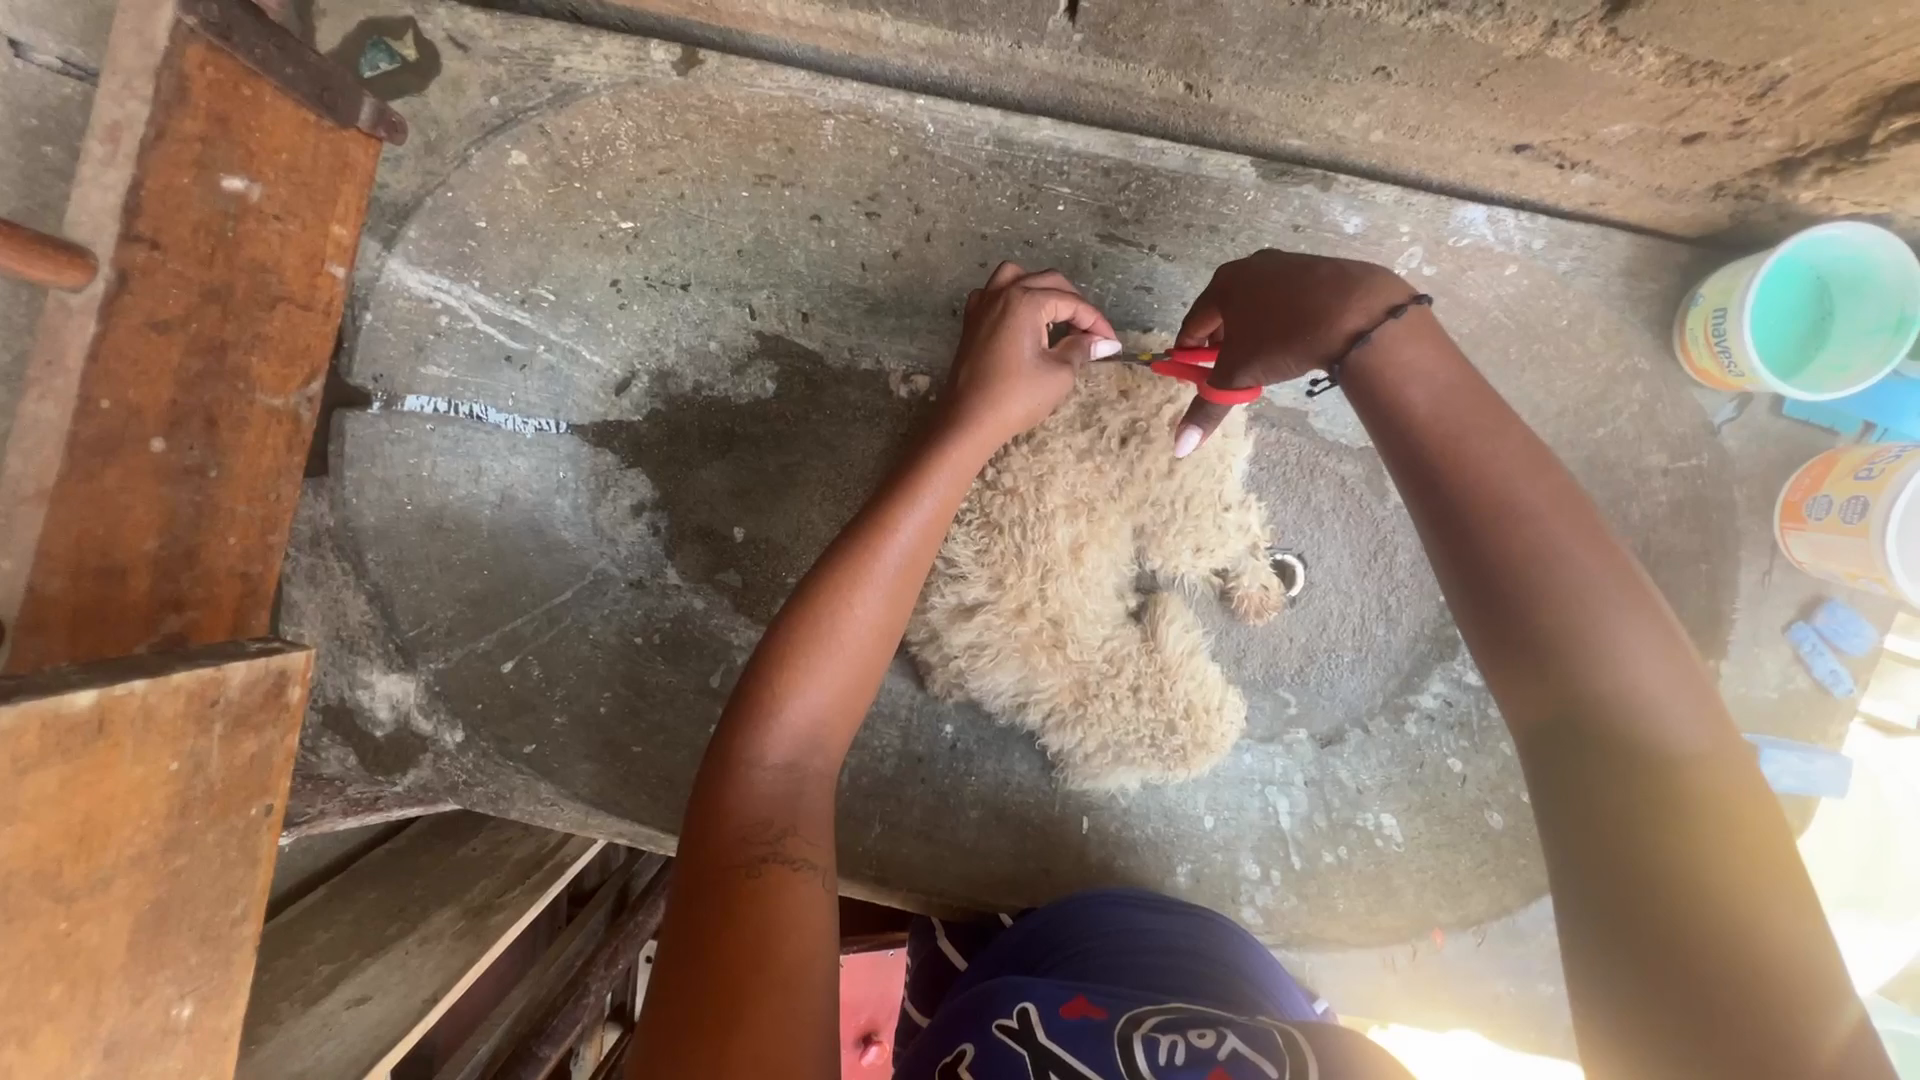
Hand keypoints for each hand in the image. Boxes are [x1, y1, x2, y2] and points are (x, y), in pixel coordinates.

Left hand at [942, 262, 1120, 448]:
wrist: (968, 419)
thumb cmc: (1016, 397)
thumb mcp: (1059, 373)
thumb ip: (1081, 349)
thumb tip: (1102, 342)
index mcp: (1025, 301)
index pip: (1071, 302)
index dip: (1096, 322)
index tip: (1110, 342)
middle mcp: (1002, 293)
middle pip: (1048, 283)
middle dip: (1074, 305)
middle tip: (1091, 333)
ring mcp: (982, 304)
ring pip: (1018, 277)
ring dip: (1042, 290)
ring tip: (1057, 316)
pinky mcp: (971, 321)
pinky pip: (995, 293)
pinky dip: (1014, 297)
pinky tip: (1023, 319)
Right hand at [1172, 250, 1418, 455]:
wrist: (1358, 313)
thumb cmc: (1282, 340)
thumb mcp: (1238, 376)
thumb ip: (1207, 408)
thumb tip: (1180, 447)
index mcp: (1221, 286)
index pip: (1191, 326)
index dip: (1188, 355)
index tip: (1194, 376)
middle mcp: (1248, 266)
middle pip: (1222, 313)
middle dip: (1221, 344)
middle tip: (1230, 370)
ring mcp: (1284, 263)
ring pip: (1255, 305)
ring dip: (1251, 332)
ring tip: (1263, 358)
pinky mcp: (1316, 268)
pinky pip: (1285, 300)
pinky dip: (1280, 320)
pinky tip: (1294, 339)